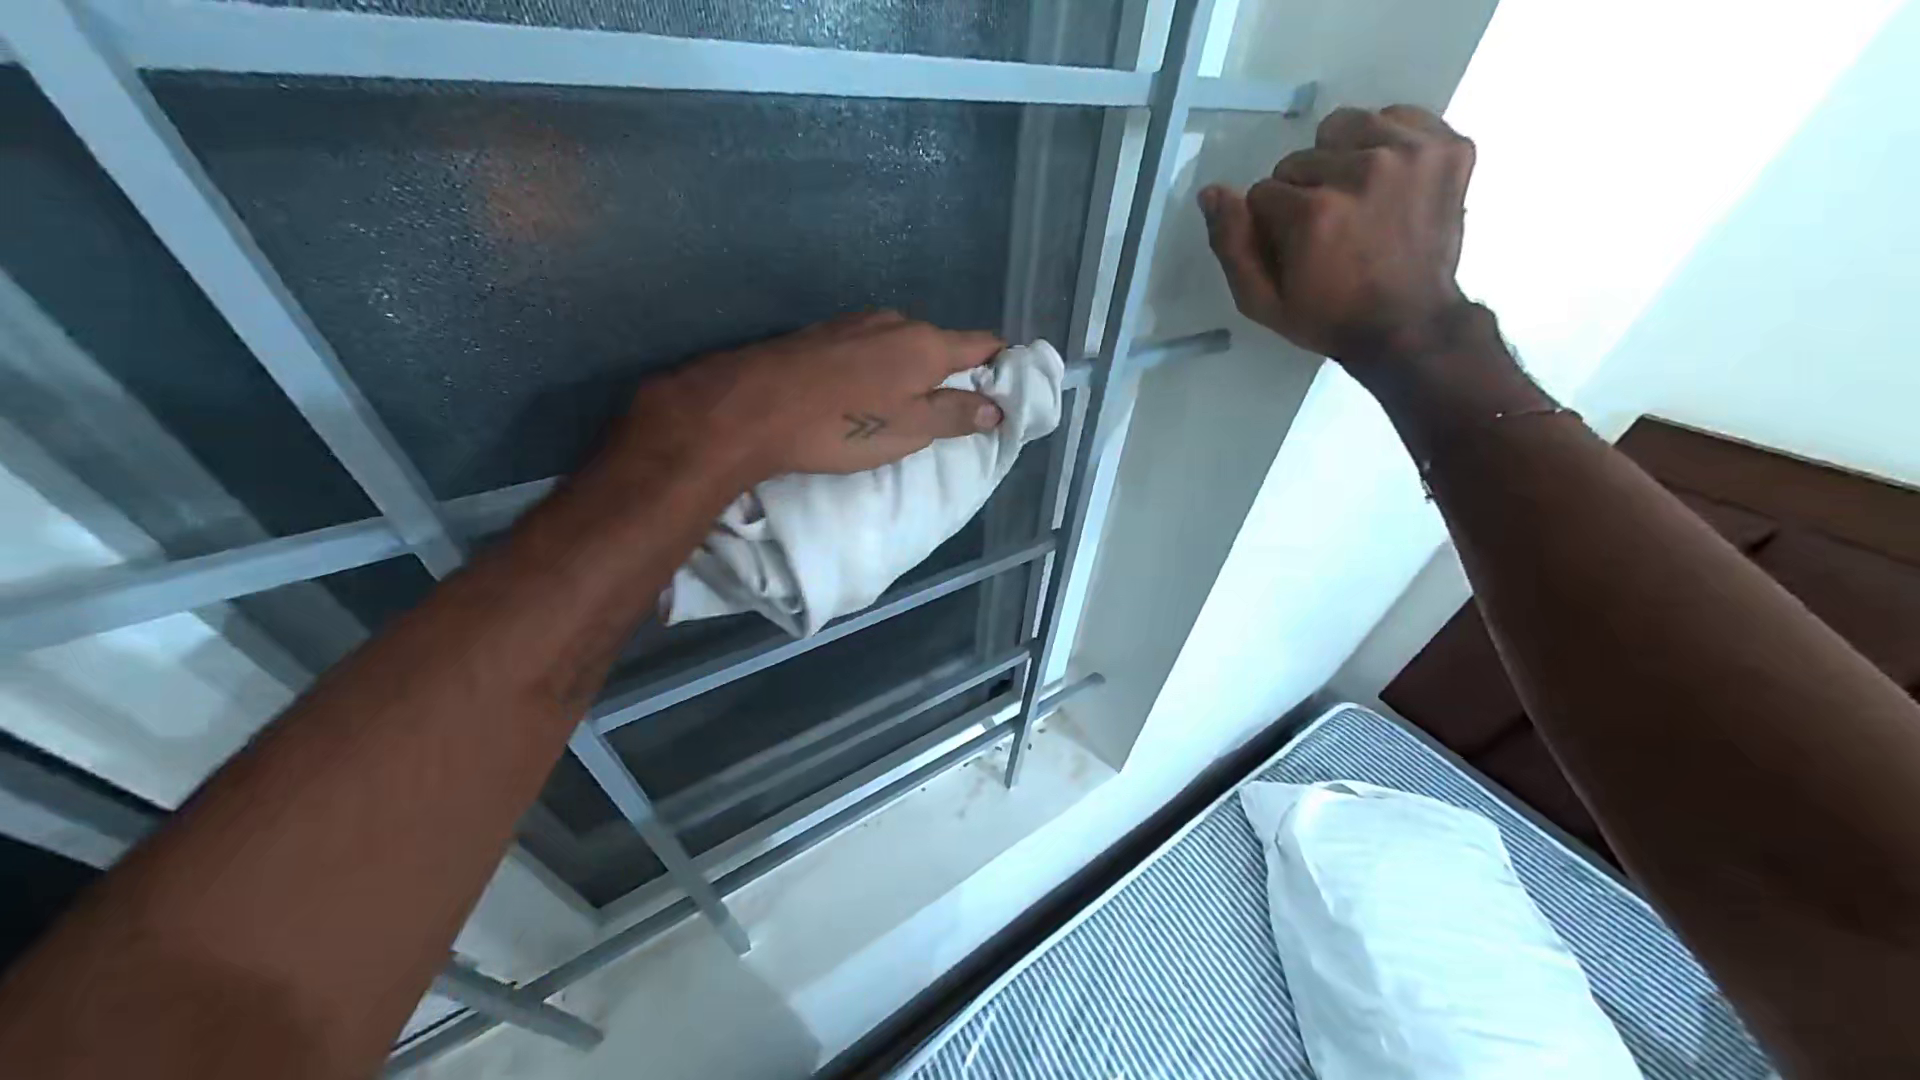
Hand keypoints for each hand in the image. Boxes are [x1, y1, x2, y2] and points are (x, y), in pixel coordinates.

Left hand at [611, 311, 1006, 484]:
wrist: (751, 408)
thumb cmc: (840, 426)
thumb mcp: (910, 430)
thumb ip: (957, 414)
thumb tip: (998, 406)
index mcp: (924, 343)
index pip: (981, 343)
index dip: (1001, 363)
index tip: (1008, 387)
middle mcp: (894, 321)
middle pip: (940, 343)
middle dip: (953, 371)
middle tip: (952, 410)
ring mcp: (855, 323)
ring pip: (901, 345)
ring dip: (912, 371)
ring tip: (905, 406)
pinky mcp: (823, 334)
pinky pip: (869, 348)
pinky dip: (880, 369)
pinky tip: (863, 394)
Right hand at [1197, 105, 1476, 369]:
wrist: (1408, 324)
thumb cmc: (1327, 317)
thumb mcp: (1261, 301)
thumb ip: (1232, 245)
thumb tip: (1212, 193)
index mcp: (1314, 213)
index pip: (1262, 192)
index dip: (1269, 223)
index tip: (1291, 248)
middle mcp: (1364, 171)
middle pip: (1301, 158)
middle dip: (1302, 192)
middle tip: (1325, 230)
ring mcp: (1412, 154)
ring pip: (1345, 129)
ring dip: (1338, 160)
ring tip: (1353, 199)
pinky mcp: (1448, 146)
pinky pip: (1398, 117)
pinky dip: (1385, 143)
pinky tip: (1386, 181)